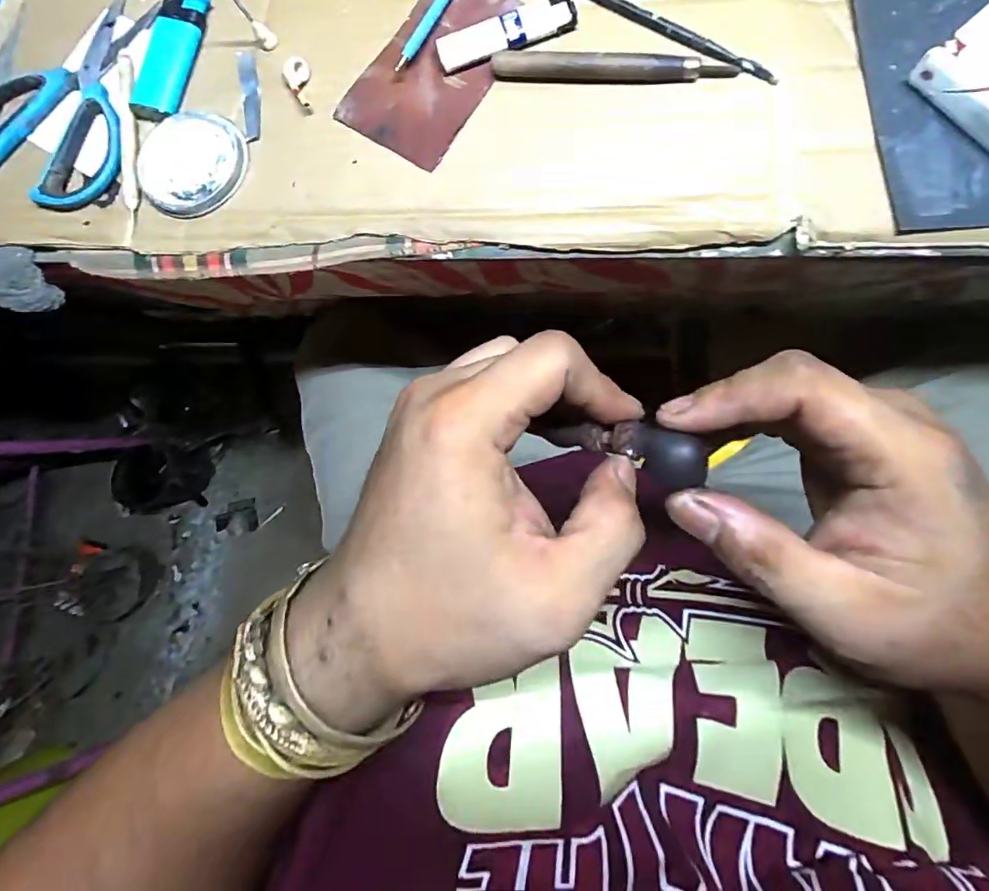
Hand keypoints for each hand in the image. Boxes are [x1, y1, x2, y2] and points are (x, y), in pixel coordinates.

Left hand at [287, 332, 646, 731]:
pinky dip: (514, 403)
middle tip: (609, 439)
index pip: (551, 355)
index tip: (627, 433)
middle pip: (523, 353)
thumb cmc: (455, 620)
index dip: (601, 386)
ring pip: (498, 364)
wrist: (361, 635)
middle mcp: (432, 397)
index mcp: (462, 422)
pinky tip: (539, 441)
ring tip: (584, 440)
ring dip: (546, 393)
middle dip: (576, 388)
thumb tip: (619, 467)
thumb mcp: (560, 596)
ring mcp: (414, 407)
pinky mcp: (410, 425)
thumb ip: (613, 524)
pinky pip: (473, 388)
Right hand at [658, 351, 988, 697]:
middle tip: (668, 433)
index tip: (673, 421)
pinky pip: (802, 408)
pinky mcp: (871, 439)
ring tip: (682, 435)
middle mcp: (899, 422)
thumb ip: (760, 554)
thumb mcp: (842, 611)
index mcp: (905, 454)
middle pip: (797, 376)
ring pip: (795, 386)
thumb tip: (680, 500)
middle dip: (725, 397)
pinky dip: (753, 417)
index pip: (806, 387)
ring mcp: (888, 426)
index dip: (732, 394)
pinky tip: (720, 437)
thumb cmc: (935, 633)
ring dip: (735, 404)